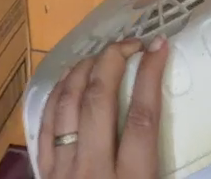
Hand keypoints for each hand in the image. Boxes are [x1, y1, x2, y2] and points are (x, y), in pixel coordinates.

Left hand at [38, 37, 168, 178]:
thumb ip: (159, 157)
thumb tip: (168, 110)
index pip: (142, 117)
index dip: (150, 74)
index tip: (159, 45)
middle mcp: (92, 169)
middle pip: (99, 100)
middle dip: (113, 61)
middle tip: (130, 44)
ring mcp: (62, 171)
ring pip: (68, 104)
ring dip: (84, 70)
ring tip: (101, 55)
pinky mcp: (42, 174)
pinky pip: (45, 125)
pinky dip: (57, 94)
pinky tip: (69, 77)